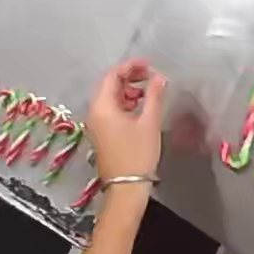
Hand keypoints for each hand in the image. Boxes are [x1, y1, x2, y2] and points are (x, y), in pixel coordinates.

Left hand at [87, 59, 166, 179]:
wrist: (126, 188)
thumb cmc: (138, 155)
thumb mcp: (149, 123)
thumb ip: (154, 96)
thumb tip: (159, 78)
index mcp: (102, 106)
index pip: (112, 76)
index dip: (131, 67)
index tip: (149, 65)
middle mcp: (95, 112)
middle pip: (109, 85)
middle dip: (130, 78)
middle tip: (150, 76)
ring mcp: (97, 124)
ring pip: (111, 99)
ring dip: (129, 91)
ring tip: (149, 93)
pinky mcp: (102, 134)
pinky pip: (111, 111)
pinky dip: (125, 104)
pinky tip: (141, 108)